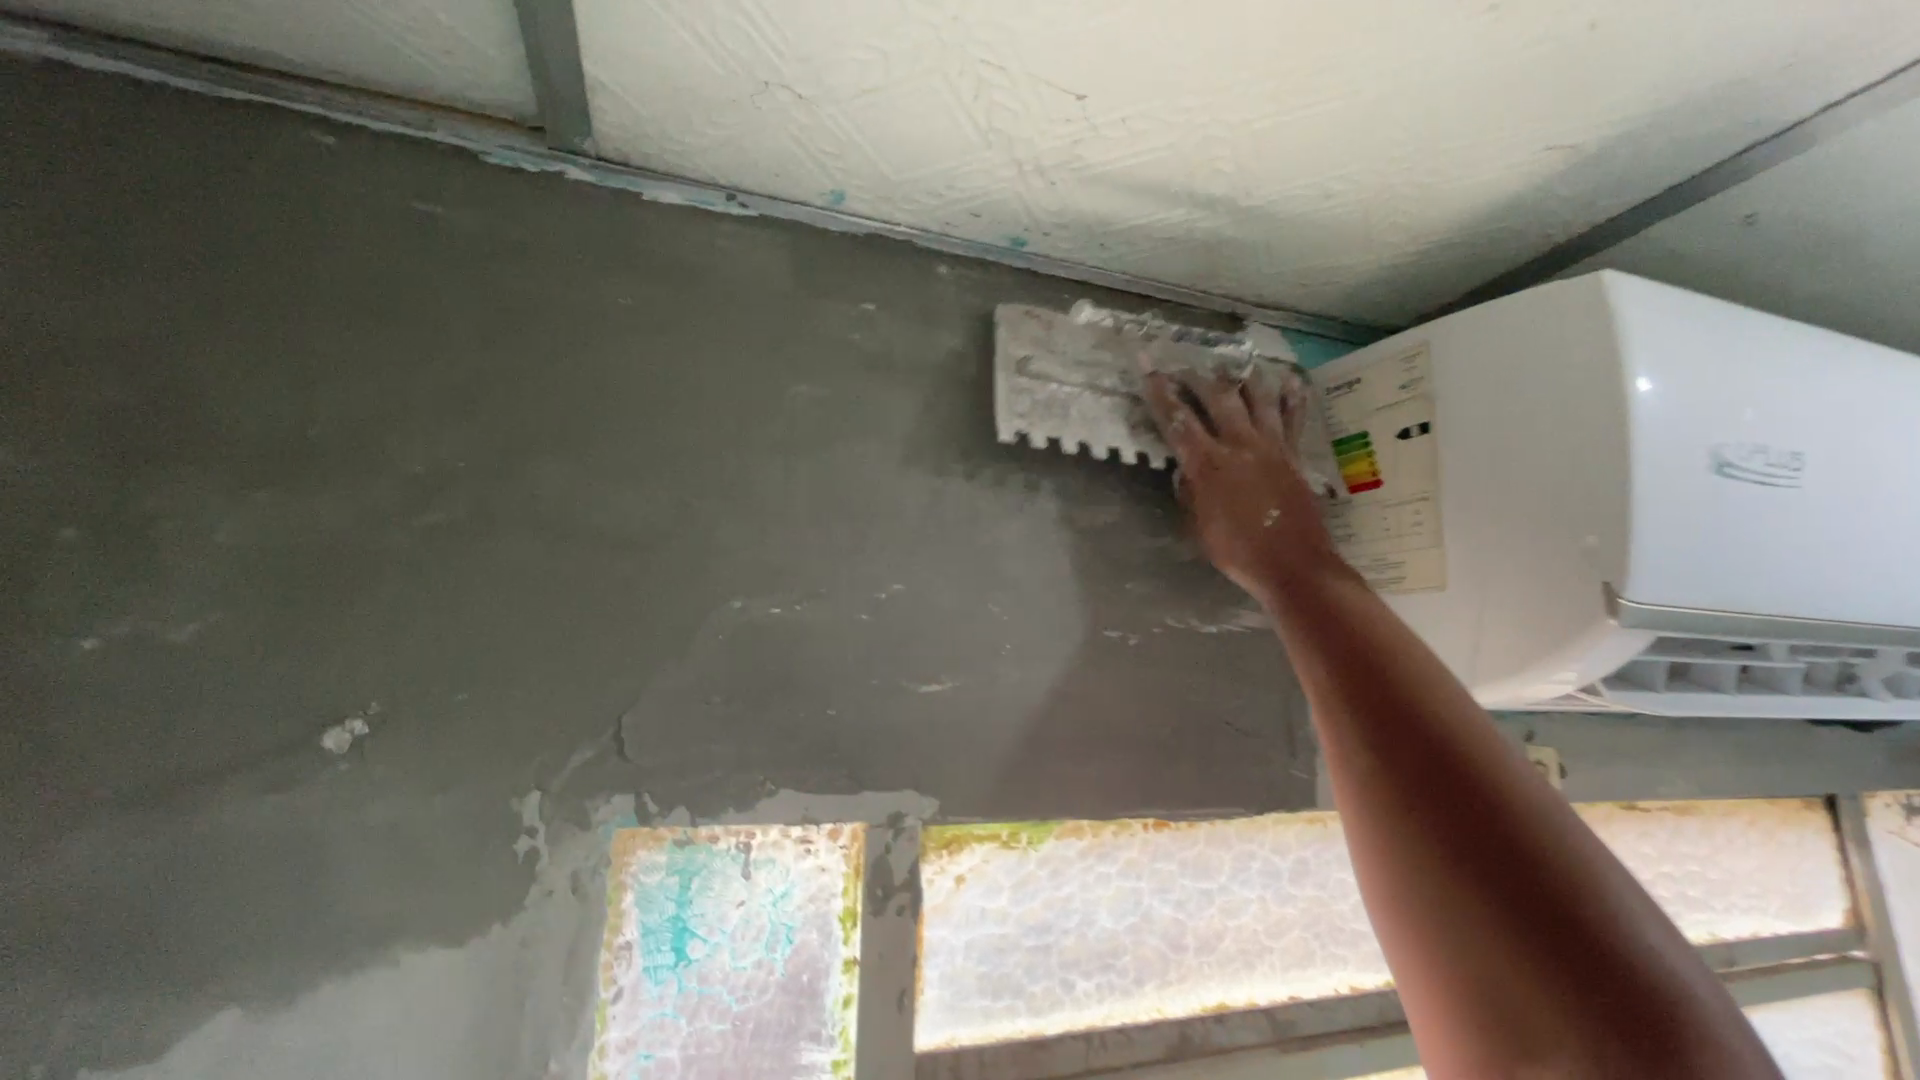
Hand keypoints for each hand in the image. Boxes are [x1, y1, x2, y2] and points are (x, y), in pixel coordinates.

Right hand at [1141, 368, 1343, 604]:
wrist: (1294, 565)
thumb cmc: (1237, 552)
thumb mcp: (1198, 527)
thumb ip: (1190, 493)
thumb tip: (1185, 471)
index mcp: (1208, 464)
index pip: (1177, 420)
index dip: (1160, 393)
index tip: (1148, 369)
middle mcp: (1239, 444)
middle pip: (1217, 397)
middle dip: (1197, 377)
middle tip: (1185, 366)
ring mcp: (1272, 445)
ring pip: (1257, 397)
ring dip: (1241, 377)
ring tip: (1232, 363)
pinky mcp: (1295, 454)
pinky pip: (1294, 417)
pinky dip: (1292, 396)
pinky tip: (1289, 379)